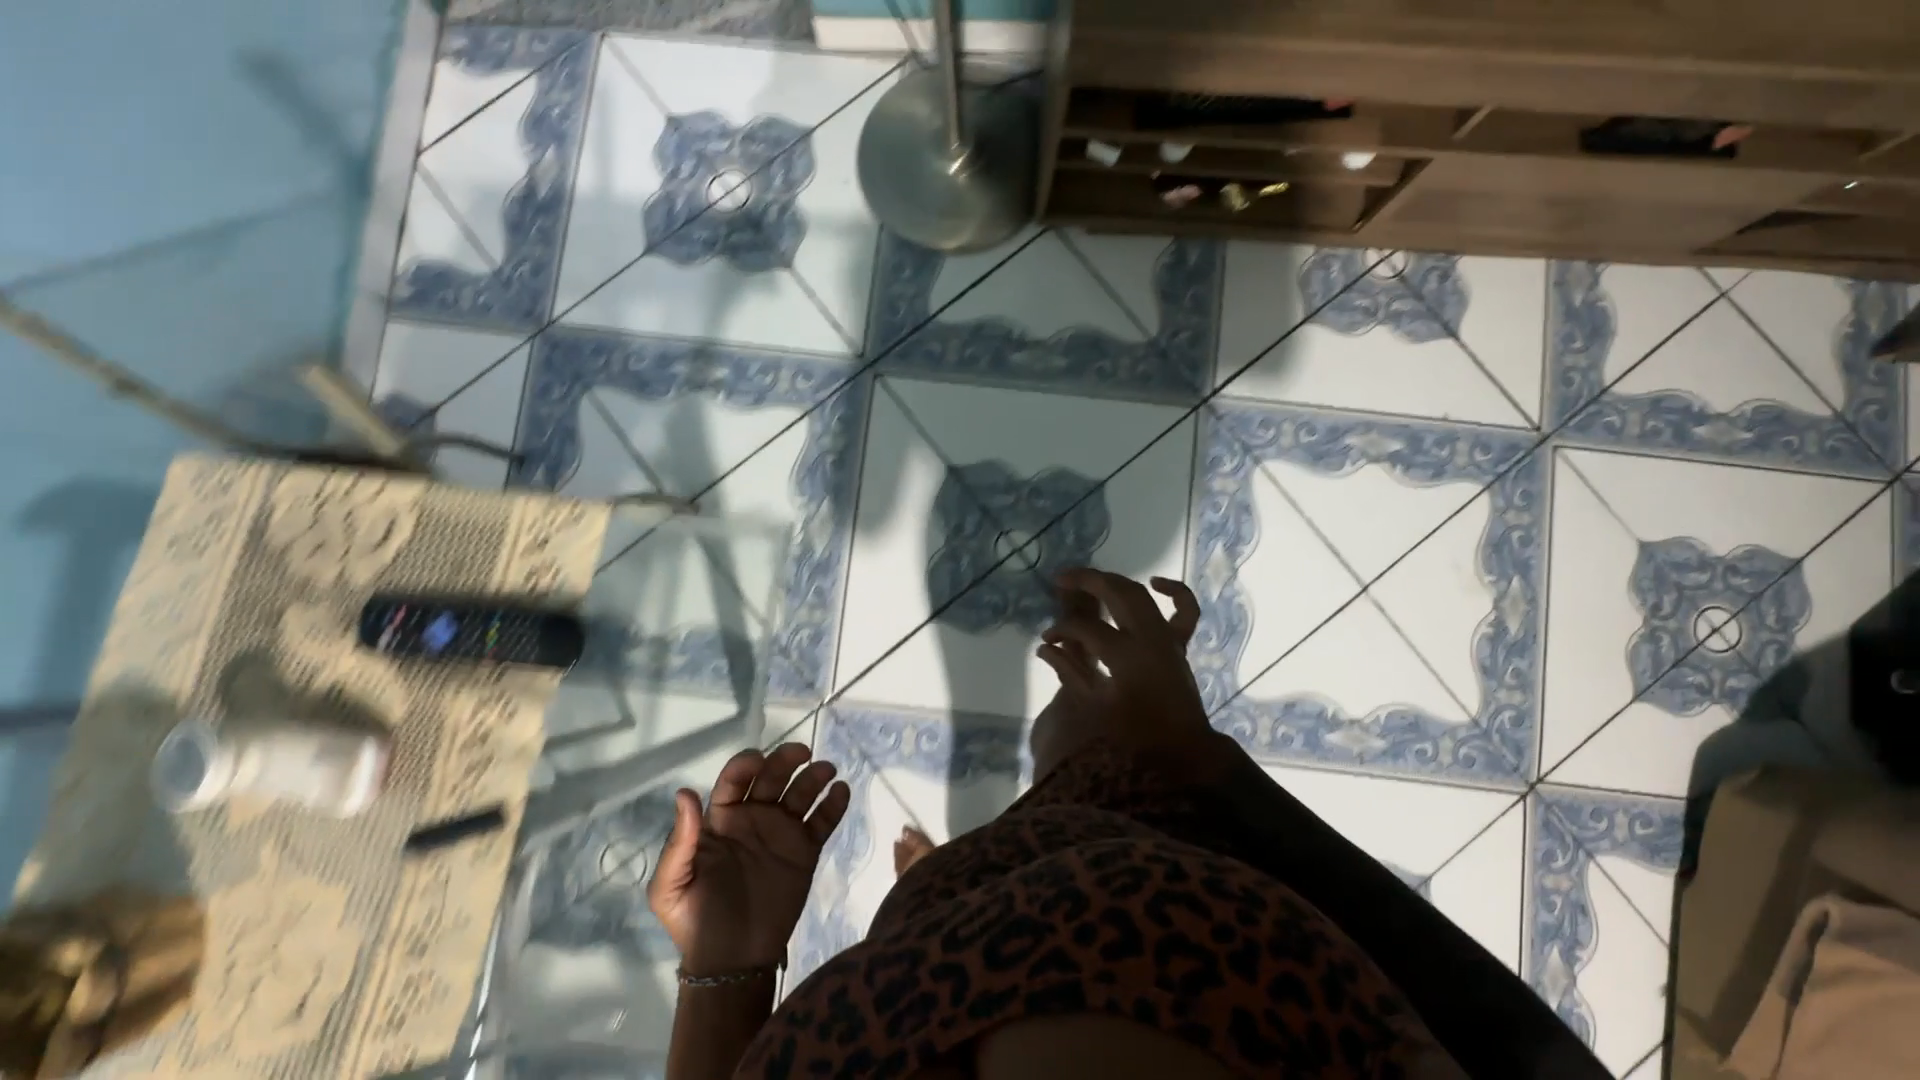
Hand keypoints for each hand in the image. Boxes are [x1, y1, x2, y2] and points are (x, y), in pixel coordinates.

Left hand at [646, 743, 849, 975]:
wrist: (731, 961)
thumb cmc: (695, 920)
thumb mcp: (671, 887)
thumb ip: (680, 843)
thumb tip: (684, 793)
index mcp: (721, 820)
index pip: (734, 781)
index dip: (745, 766)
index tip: (758, 761)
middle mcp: (753, 818)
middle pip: (772, 778)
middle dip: (785, 761)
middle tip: (802, 753)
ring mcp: (782, 833)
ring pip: (801, 794)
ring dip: (814, 777)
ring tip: (826, 770)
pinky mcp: (805, 852)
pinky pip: (822, 822)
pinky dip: (834, 804)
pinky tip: (841, 791)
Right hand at [1036, 569, 1212, 757]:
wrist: (1182, 750)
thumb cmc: (1136, 736)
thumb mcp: (1096, 706)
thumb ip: (1070, 672)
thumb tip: (1046, 648)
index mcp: (1126, 656)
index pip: (1086, 628)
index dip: (1062, 629)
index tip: (1047, 639)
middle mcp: (1149, 638)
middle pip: (1117, 593)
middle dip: (1086, 581)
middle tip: (1061, 579)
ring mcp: (1167, 637)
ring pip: (1140, 594)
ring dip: (1114, 581)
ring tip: (1090, 578)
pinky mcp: (1180, 644)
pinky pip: (1185, 609)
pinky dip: (1174, 591)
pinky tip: (1155, 582)